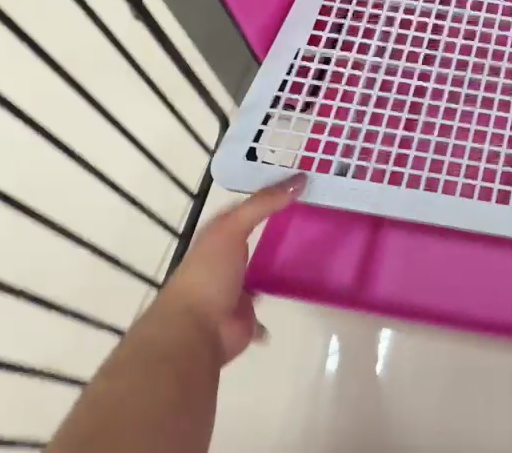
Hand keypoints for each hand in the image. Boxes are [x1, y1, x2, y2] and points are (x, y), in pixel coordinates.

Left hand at [147, 174, 306, 362]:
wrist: (195, 332)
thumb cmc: (209, 273)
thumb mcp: (232, 228)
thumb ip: (263, 204)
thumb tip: (301, 179)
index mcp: (218, 237)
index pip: (247, 210)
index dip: (270, 196)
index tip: (302, 185)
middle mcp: (226, 261)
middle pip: (256, 239)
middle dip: (278, 230)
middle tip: (316, 215)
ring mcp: (236, 290)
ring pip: (262, 272)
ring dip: (278, 266)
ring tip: (313, 250)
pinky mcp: (246, 317)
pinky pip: (267, 306)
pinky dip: (274, 305)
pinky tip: (299, 292)